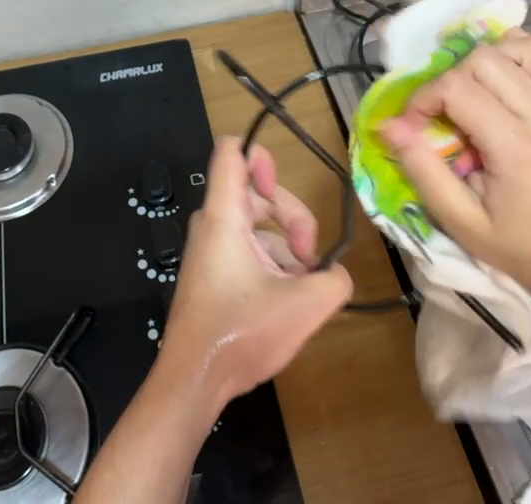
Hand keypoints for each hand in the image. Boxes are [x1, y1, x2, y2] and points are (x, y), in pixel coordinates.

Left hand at [156, 137, 352, 410]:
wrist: (194, 379)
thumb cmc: (240, 334)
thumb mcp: (303, 306)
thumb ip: (334, 279)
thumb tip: (336, 272)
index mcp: (224, 216)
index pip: (231, 152)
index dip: (260, 154)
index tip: (282, 185)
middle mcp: (213, 223)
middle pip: (257, 192)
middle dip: (292, 216)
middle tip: (310, 257)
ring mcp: (212, 248)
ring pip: (258, 225)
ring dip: (287, 248)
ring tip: (304, 286)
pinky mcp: (214, 271)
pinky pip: (250, 249)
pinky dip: (273, 264)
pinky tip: (288, 299)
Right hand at [380, 30, 530, 296]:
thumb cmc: (513, 244)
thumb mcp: (457, 218)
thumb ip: (421, 168)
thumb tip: (388, 125)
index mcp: (516, 147)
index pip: (457, 88)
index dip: (423, 99)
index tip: (414, 129)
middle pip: (483, 59)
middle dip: (448, 79)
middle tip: (441, 115)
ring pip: (515, 45)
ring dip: (481, 62)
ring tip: (469, 95)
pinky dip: (513, 54)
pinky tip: (496, 80)